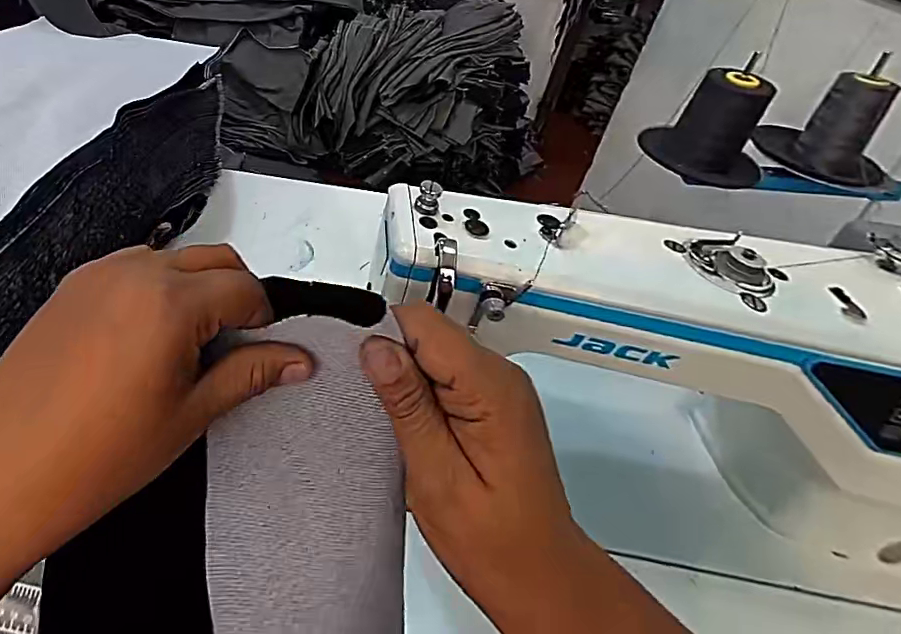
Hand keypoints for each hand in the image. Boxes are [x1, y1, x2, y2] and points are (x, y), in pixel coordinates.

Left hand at [0, 244, 312, 560]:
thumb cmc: (82, 456)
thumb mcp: (187, 416)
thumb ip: (249, 375)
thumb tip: (292, 361)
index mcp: (170, 301)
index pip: (245, 287)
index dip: (264, 317)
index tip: (264, 343)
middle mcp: (136, 273)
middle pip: (216, 258)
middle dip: (237, 291)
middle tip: (236, 341)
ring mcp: (101, 274)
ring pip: (175, 258)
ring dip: (196, 286)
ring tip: (188, 345)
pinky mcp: (76, 283)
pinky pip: (135, 266)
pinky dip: (157, 287)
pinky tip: (148, 338)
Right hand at [361, 305, 686, 633]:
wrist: (543, 579)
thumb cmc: (496, 544)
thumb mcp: (437, 477)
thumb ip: (408, 405)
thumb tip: (375, 346)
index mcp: (490, 385)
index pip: (423, 322)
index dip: (383, 336)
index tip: (357, 369)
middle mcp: (500, 372)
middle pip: (427, 330)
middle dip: (392, 357)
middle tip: (373, 406)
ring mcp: (498, 383)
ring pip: (432, 347)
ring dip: (404, 375)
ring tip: (393, 422)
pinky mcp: (491, 397)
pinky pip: (444, 369)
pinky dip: (420, 388)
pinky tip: (412, 425)